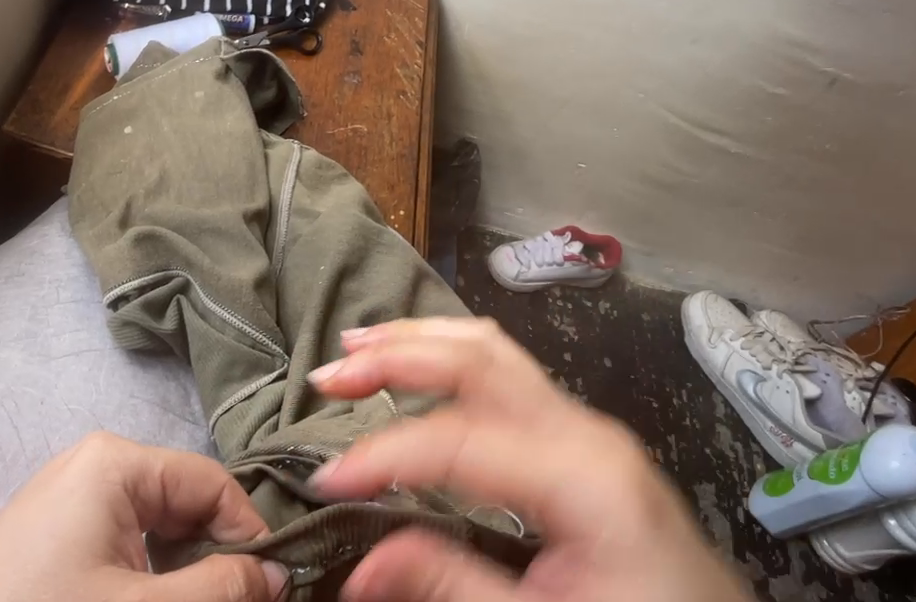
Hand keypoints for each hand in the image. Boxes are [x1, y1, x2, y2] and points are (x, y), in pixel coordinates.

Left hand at [0, 432, 288, 601]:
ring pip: (157, 524)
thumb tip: (282, 573)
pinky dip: (150, 572)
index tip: (278, 589)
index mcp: (117, 461)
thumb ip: (220, 589)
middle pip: (184, 501)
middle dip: (216, 556)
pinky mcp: (57, 528)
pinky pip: (124, 538)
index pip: (211, 482)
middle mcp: (96, 462)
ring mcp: (72, 493)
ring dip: (185, 570)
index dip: (249, 535)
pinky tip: (153, 601)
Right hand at [308, 318, 749, 601]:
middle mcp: (585, 429)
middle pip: (475, 357)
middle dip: (394, 357)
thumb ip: (447, 584)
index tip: (329, 480)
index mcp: (586, 476)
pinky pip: (505, 367)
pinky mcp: (580, 435)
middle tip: (330, 376)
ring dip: (417, 339)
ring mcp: (586, 425)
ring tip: (358, 344)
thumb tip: (356, 570)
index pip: (458, 437)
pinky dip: (447, 353)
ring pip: (489, 346)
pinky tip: (416, 360)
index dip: (384, 452)